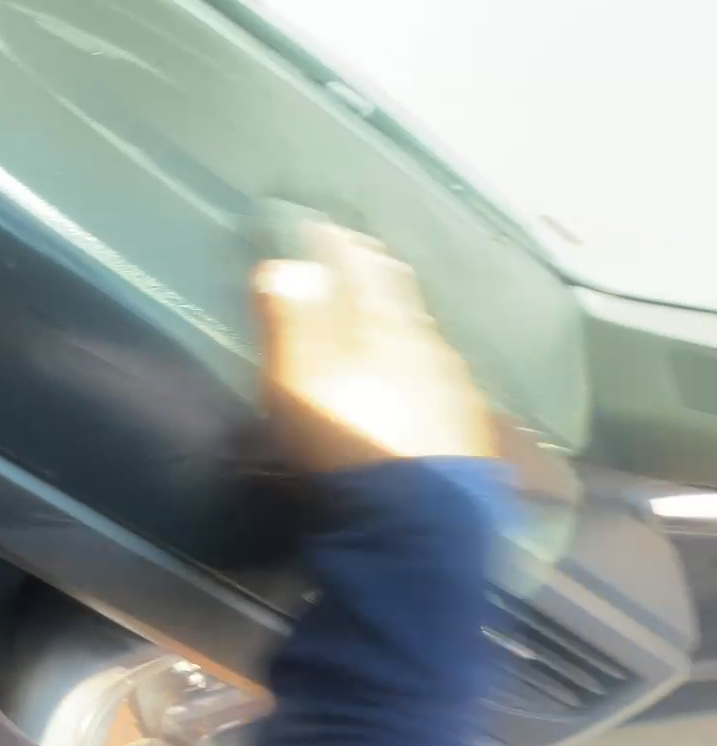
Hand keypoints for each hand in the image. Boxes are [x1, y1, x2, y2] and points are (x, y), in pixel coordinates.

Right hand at [253, 223, 494, 471]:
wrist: (413, 519)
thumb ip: (294, 321)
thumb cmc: (343, 437)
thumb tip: (285, 265)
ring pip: (420, 338)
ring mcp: (452, 389)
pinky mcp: (460, 427)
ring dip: (394, 320)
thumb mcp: (303, 378)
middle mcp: (429, 349)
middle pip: (400, 302)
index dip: (341, 248)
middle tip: (354, 261)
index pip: (366, 274)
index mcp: (388, 331)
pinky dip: (410, 359)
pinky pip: (432, 374)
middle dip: (374, 278)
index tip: (322, 227)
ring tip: (375, 318)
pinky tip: (406, 375)